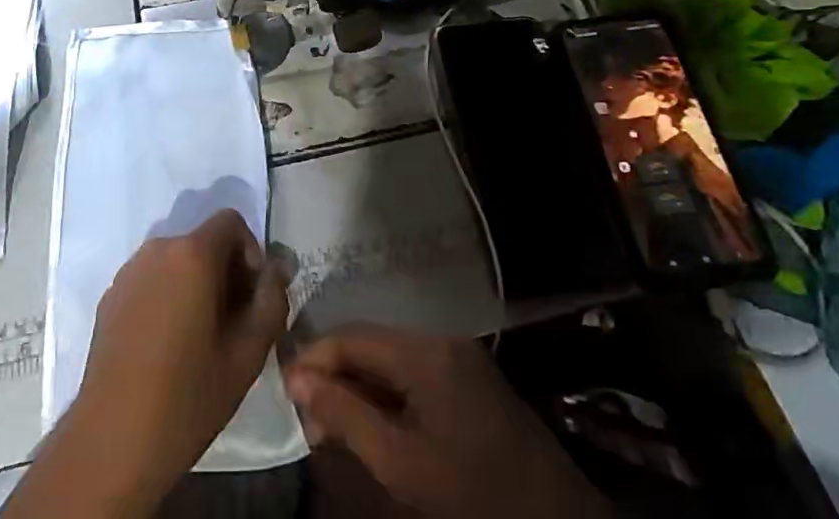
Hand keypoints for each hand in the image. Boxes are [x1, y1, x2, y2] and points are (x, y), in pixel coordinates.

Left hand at [8, 209, 287, 517]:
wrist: (113, 441)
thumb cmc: (188, 395)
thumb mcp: (249, 352)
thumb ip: (272, 300)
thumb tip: (274, 272)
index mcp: (191, 255)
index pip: (231, 221)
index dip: (251, 251)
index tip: (252, 296)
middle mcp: (156, 251)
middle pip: (203, 241)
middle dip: (226, 271)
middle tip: (235, 321)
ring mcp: (127, 273)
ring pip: (176, 262)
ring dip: (197, 284)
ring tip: (202, 335)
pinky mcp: (109, 298)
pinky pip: (151, 280)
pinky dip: (169, 296)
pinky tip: (169, 345)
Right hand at [286, 324, 608, 518]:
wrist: (553, 516)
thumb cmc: (470, 491)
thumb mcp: (399, 461)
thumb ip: (345, 414)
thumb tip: (297, 377)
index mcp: (425, 352)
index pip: (352, 337)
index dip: (313, 358)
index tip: (285, 389)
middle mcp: (440, 339)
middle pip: (370, 342)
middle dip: (333, 371)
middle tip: (306, 411)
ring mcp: (458, 355)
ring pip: (388, 355)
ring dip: (356, 382)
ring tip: (330, 419)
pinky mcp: (467, 374)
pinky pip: (411, 369)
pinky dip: (383, 389)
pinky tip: (369, 418)